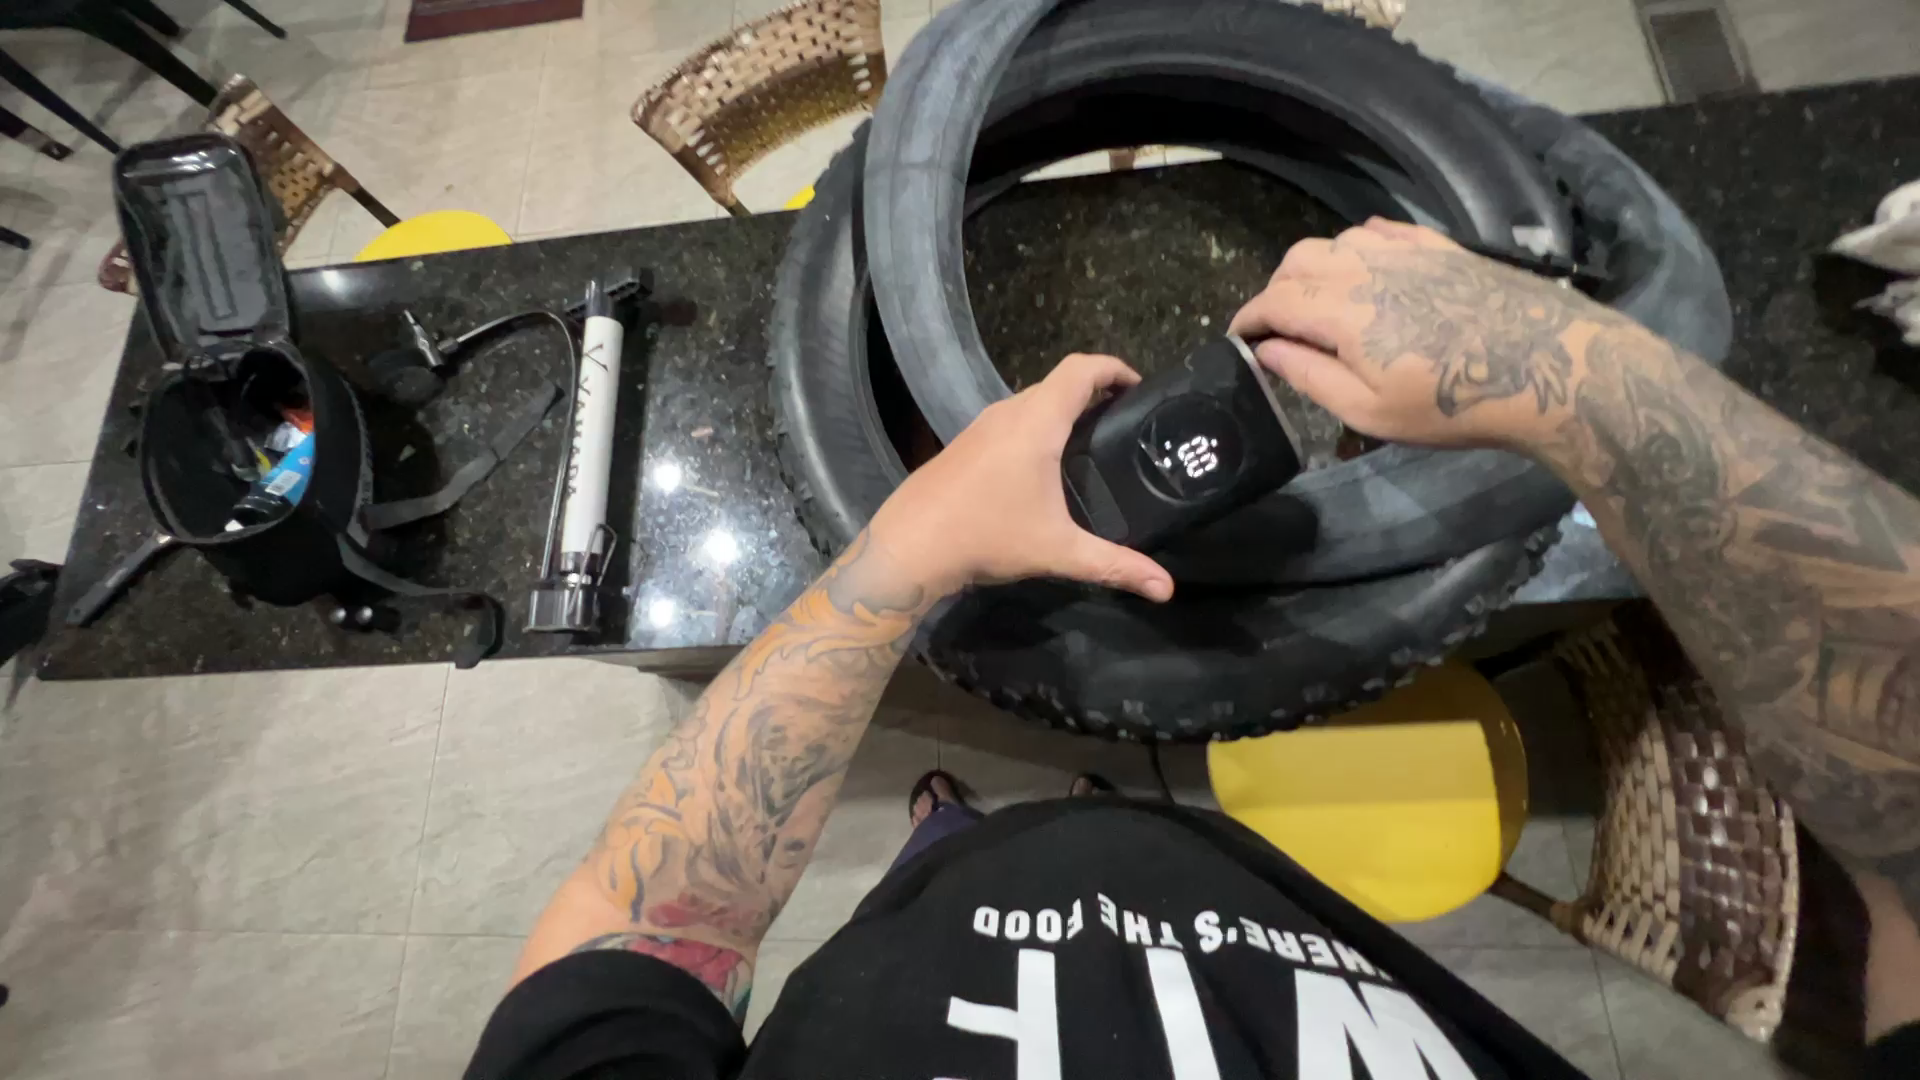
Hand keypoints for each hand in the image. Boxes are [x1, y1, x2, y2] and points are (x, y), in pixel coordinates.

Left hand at [865, 353, 1174, 602]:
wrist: (909, 546)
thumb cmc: (987, 536)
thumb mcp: (1058, 551)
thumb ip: (1114, 565)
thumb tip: (1166, 590)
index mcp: (1035, 422)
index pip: (1081, 369)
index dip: (1115, 368)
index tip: (1140, 387)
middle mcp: (1007, 413)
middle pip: (1057, 383)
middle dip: (1094, 393)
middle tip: (1126, 423)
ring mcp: (980, 427)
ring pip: (1030, 403)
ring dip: (1062, 412)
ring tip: (1093, 444)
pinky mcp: (963, 445)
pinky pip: (1010, 422)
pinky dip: (1036, 428)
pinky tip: (1044, 467)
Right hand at [1228, 217, 1629, 448]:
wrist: (1555, 371)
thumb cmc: (1452, 405)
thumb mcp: (1367, 411)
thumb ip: (1309, 376)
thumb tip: (1267, 352)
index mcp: (1344, 311)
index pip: (1274, 301)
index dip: (1247, 320)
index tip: (1237, 340)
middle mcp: (1368, 268)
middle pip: (1297, 261)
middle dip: (1273, 292)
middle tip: (1275, 329)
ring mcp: (1407, 252)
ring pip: (1335, 241)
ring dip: (1309, 270)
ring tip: (1314, 305)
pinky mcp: (1440, 248)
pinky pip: (1378, 232)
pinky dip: (1351, 249)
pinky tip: (1358, 271)